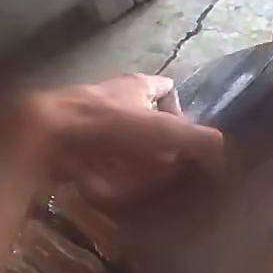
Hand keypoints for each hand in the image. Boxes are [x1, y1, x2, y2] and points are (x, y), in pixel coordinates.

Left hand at [0, 73, 223, 190]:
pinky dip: (101, 173)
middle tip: (161, 170)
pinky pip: (93, 158)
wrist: (46, 135)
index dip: (180, 110)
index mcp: (137, 85)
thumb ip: (200, 141)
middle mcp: (112, 95)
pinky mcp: (68, 140)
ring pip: (118, 140)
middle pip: (143, 118)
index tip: (184, 138)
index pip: (168, 89)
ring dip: (129, 163)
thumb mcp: (165, 131)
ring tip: (134, 184)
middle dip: (154, 146)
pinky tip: (105, 188)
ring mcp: (88, 117)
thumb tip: (226, 157)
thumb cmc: (109, 125)